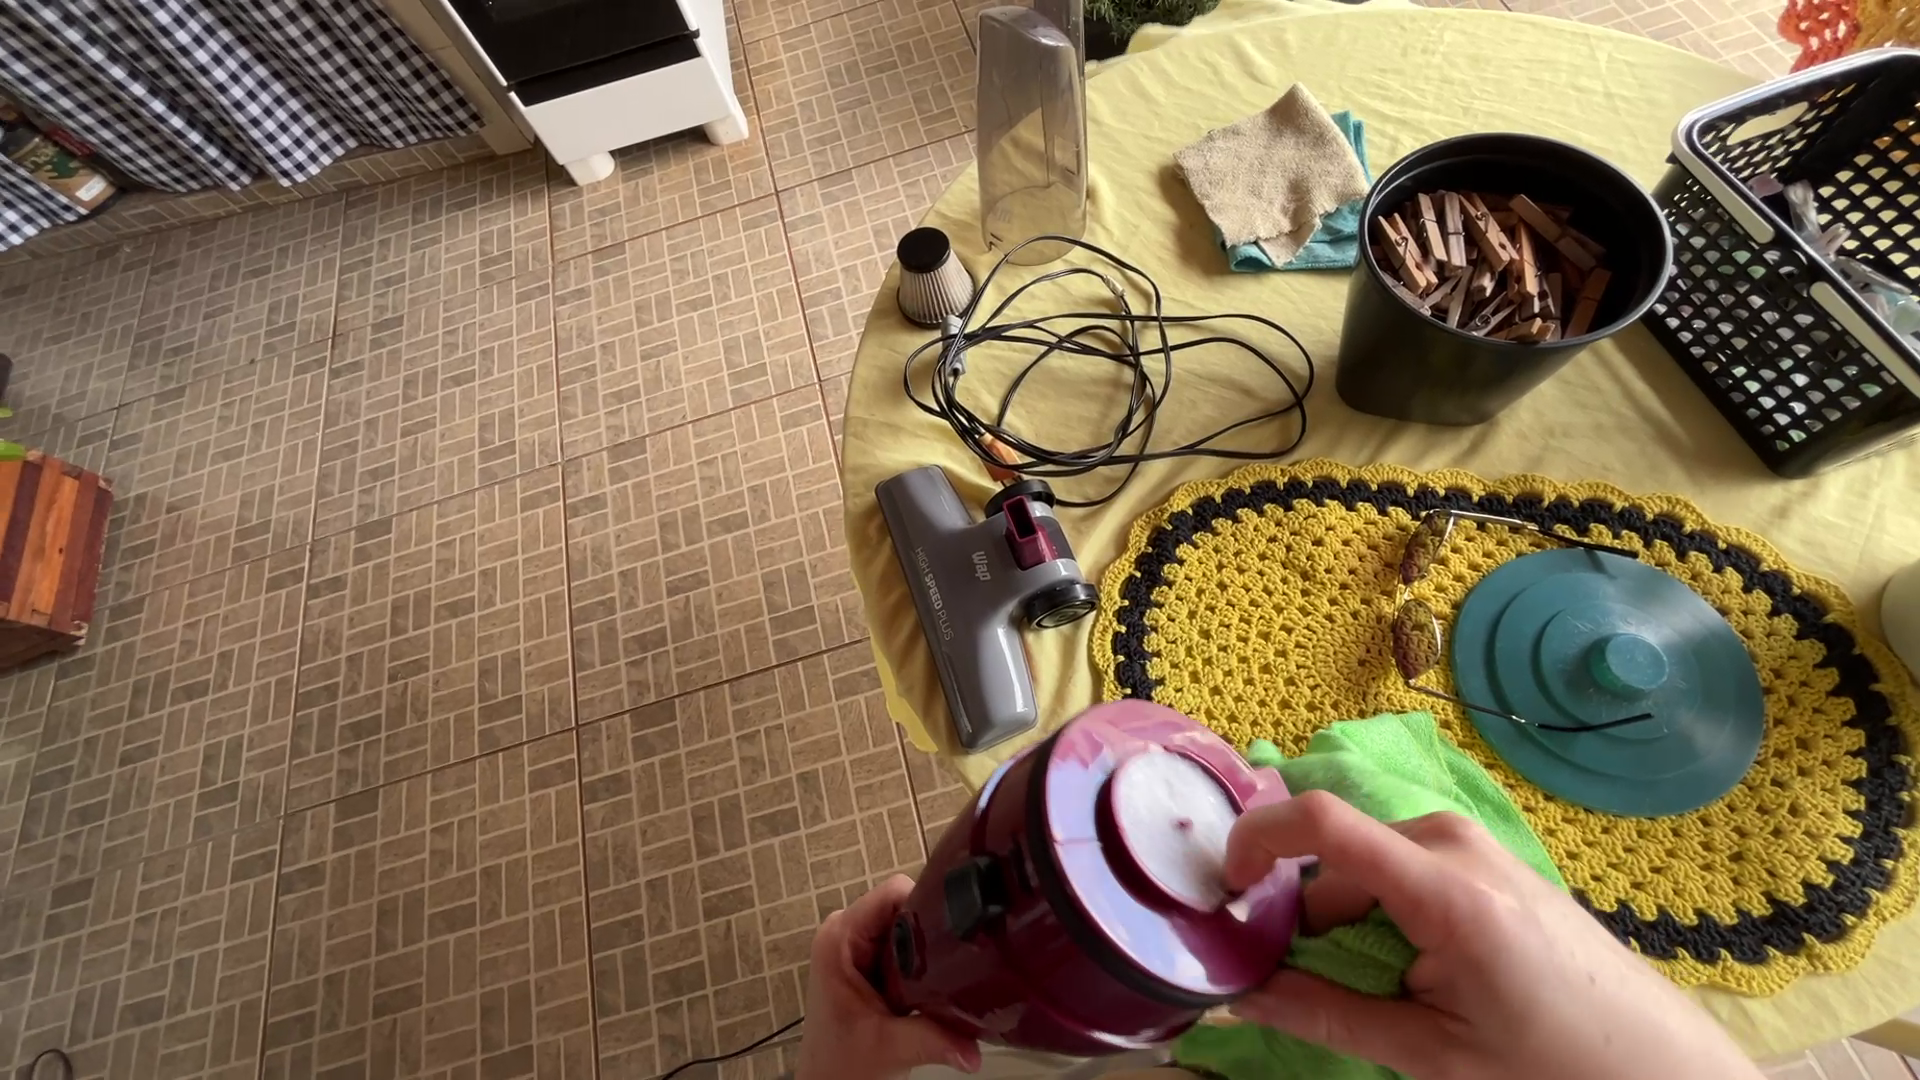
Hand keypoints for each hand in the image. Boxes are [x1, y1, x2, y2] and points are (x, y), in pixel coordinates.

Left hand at [795, 875, 981, 1079]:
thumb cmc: (839, 1067)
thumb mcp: (890, 1048)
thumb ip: (934, 1038)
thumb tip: (975, 1045)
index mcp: (840, 938)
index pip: (890, 893)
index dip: (924, 902)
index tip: (952, 926)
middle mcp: (844, 931)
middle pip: (900, 903)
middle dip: (929, 926)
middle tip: (957, 953)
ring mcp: (854, 942)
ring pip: (903, 921)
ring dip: (925, 943)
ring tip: (947, 968)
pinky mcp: (865, 956)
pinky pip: (899, 939)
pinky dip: (918, 956)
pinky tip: (932, 978)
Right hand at [1224, 792, 1762, 1079]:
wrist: (1677, 1077)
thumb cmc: (1560, 1073)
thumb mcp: (1434, 1056)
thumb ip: (1324, 1015)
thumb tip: (1231, 997)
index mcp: (1446, 888)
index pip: (1322, 821)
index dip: (1256, 837)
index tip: (1230, 888)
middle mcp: (1451, 840)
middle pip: (1336, 859)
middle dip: (1309, 917)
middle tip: (1318, 985)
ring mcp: (1468, 841)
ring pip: (1361, 864)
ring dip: (1345, 919)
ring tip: (1387, 988)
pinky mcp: (1478, 853)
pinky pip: (1395, 865)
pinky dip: (1377, 910)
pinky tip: (1415, 965)